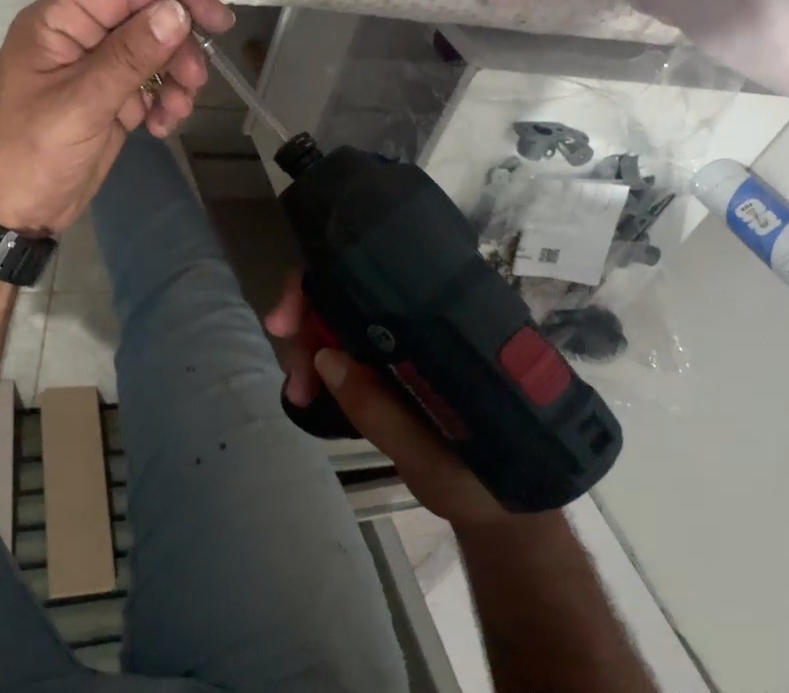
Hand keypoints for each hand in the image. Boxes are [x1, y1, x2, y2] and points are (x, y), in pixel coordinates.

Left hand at [0, 0, 233, 235]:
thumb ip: (130, 56)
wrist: (10, 215)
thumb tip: (176, 11)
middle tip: (195, 82)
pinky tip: (160, 127)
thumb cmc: (31, 154)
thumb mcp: (82, 104)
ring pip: (153, 54)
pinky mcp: (108, 101)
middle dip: (177, 49)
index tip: (219, 21)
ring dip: (174, 80)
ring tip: (175, 113)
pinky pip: (149, 87)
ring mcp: (94, 70)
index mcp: (58, 22)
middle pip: (146, 21)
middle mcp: (78, 37)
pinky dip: (163, 103)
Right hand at [264, 275, 509, 528]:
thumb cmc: (482, 484)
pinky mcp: (395, 361)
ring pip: (340, 319)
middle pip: (349, 294)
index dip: (323, 287)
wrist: (502, 507)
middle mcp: (426, 323)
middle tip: (294, 379)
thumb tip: (326, 358)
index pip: (379, 281)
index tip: (286, 322)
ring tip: (300, 393)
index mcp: (447, 333)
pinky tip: (308, 390)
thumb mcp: (431, 460)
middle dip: (307, 326)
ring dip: (310, 349)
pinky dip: (319, 361)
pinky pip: (345, 345)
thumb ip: (382, 414)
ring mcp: (408, 341)